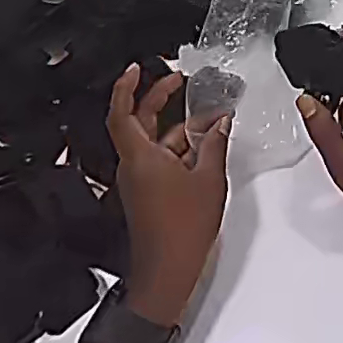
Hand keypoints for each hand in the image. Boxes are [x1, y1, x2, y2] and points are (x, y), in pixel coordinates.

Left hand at [107, 65, 230, 326]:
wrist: (167, 274)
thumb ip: (214, 144)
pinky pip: (159, 158)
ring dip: (175, 125)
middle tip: (176, 80)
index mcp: (141, 157)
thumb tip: (220, 123)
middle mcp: (134, 165)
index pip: (122, 112)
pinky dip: (178, 147)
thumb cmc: (181, 233)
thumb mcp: (209, 180)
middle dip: (157, 97)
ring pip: (152, 140)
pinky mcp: (147, 192)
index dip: (126, 86)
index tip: (135, 68)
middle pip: (137, 121)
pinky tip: (203, 145)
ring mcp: (139, 180)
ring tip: (205, 115)